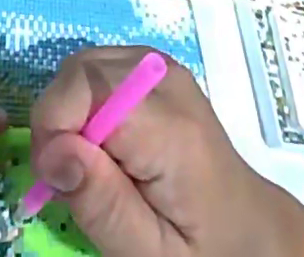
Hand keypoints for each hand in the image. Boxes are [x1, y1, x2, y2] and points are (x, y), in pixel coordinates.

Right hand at [30, 47, 303, 256]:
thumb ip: (103, 205)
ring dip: (68, 113)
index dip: (55, 125)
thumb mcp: (152, 255)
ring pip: (81, 67)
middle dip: (57, 122)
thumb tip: (55, 150)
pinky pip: (95, 69)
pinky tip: (102, 142)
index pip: (87, 86)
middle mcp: (162, 78)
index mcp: (169, 125)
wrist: (250, 227)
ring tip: (88, 166)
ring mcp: (157, 65)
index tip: (53, 178)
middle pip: (79, 72)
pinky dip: (83, 103)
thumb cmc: (203, 248)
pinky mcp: (150, 65)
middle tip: (67, 181)